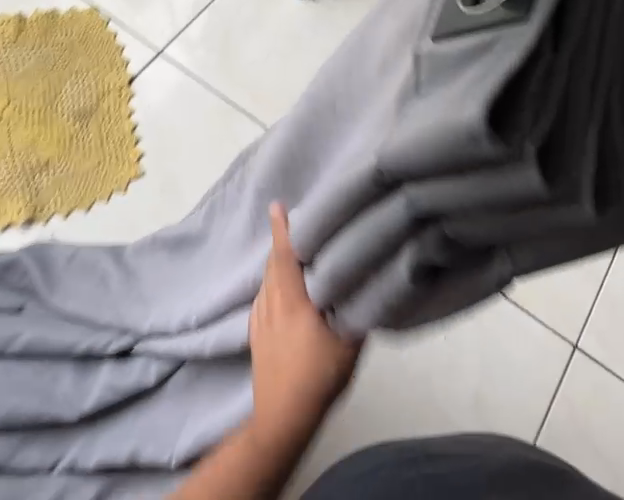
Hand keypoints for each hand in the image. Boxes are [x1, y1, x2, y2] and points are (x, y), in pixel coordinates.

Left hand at [248, 203, 360, 440]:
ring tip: (295, 255)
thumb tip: (367, 285)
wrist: (282, 417)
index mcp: (291, 300)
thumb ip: (357, 310)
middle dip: (283, 243)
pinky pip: (263, 298)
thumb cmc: (318, 376)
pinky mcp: (255, 336)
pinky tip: (282, 292)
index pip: (284, 255)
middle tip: (299, 226)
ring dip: (278, 264)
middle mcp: (270, 304)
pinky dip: (272, 285)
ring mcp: (259, 321)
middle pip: (273, 265)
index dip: (282, 230)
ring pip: (266, 282)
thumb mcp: (350, 343)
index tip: (278, 205)